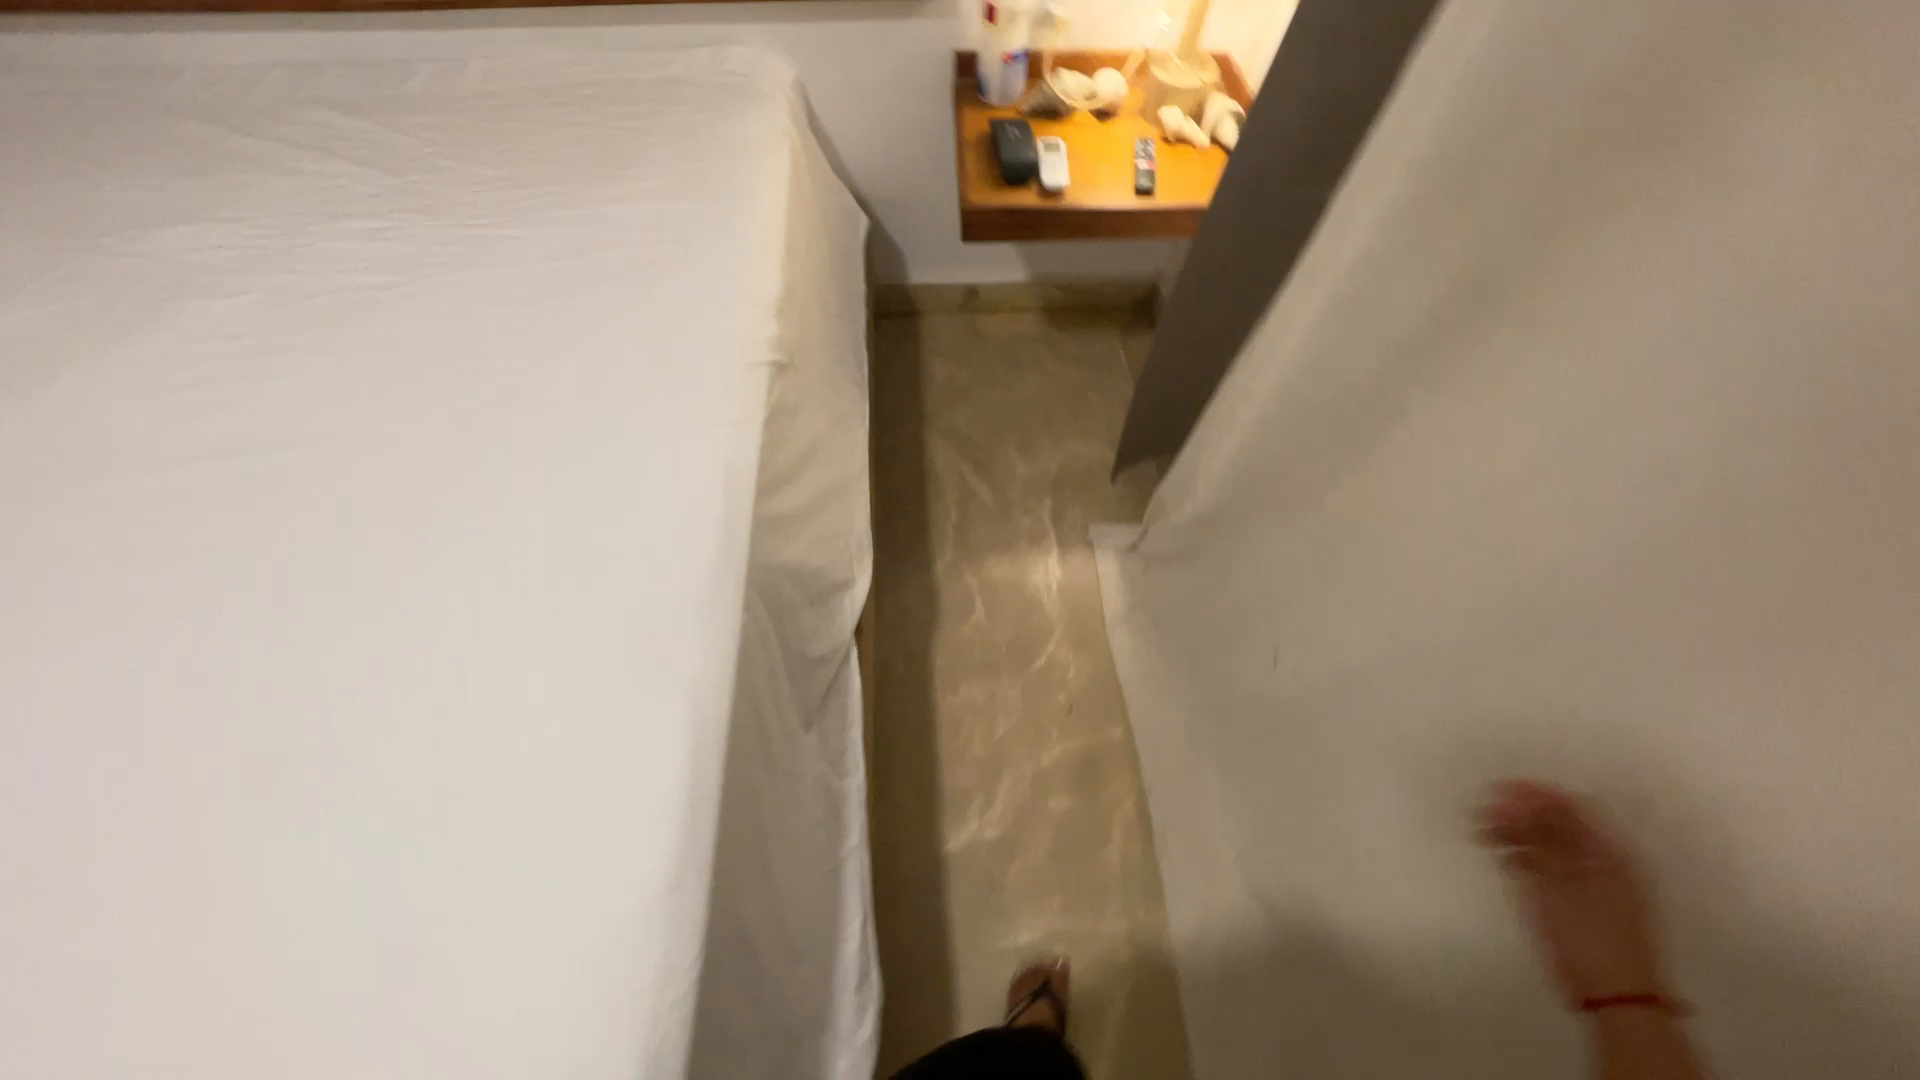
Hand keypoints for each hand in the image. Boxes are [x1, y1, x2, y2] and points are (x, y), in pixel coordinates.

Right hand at [1478, 780, 1667, 1005]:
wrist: (1614, 994)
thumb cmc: (1589, 932)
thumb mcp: (1560, 879)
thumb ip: (1540, 836)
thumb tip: (1519, 796)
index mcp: (1610, 852)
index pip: (1572, 805)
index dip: (1536, 793)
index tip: (1498, 789)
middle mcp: (1605, 860)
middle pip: (1560, 822)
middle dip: (1520, 812)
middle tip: (1483, 813)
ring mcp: (1592, 881)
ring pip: (1551, 843)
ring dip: (1518, 833)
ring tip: (1484, 833)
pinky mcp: (1578, 899)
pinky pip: (1549, 865)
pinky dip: (1525, 856)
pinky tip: (1503, 856)